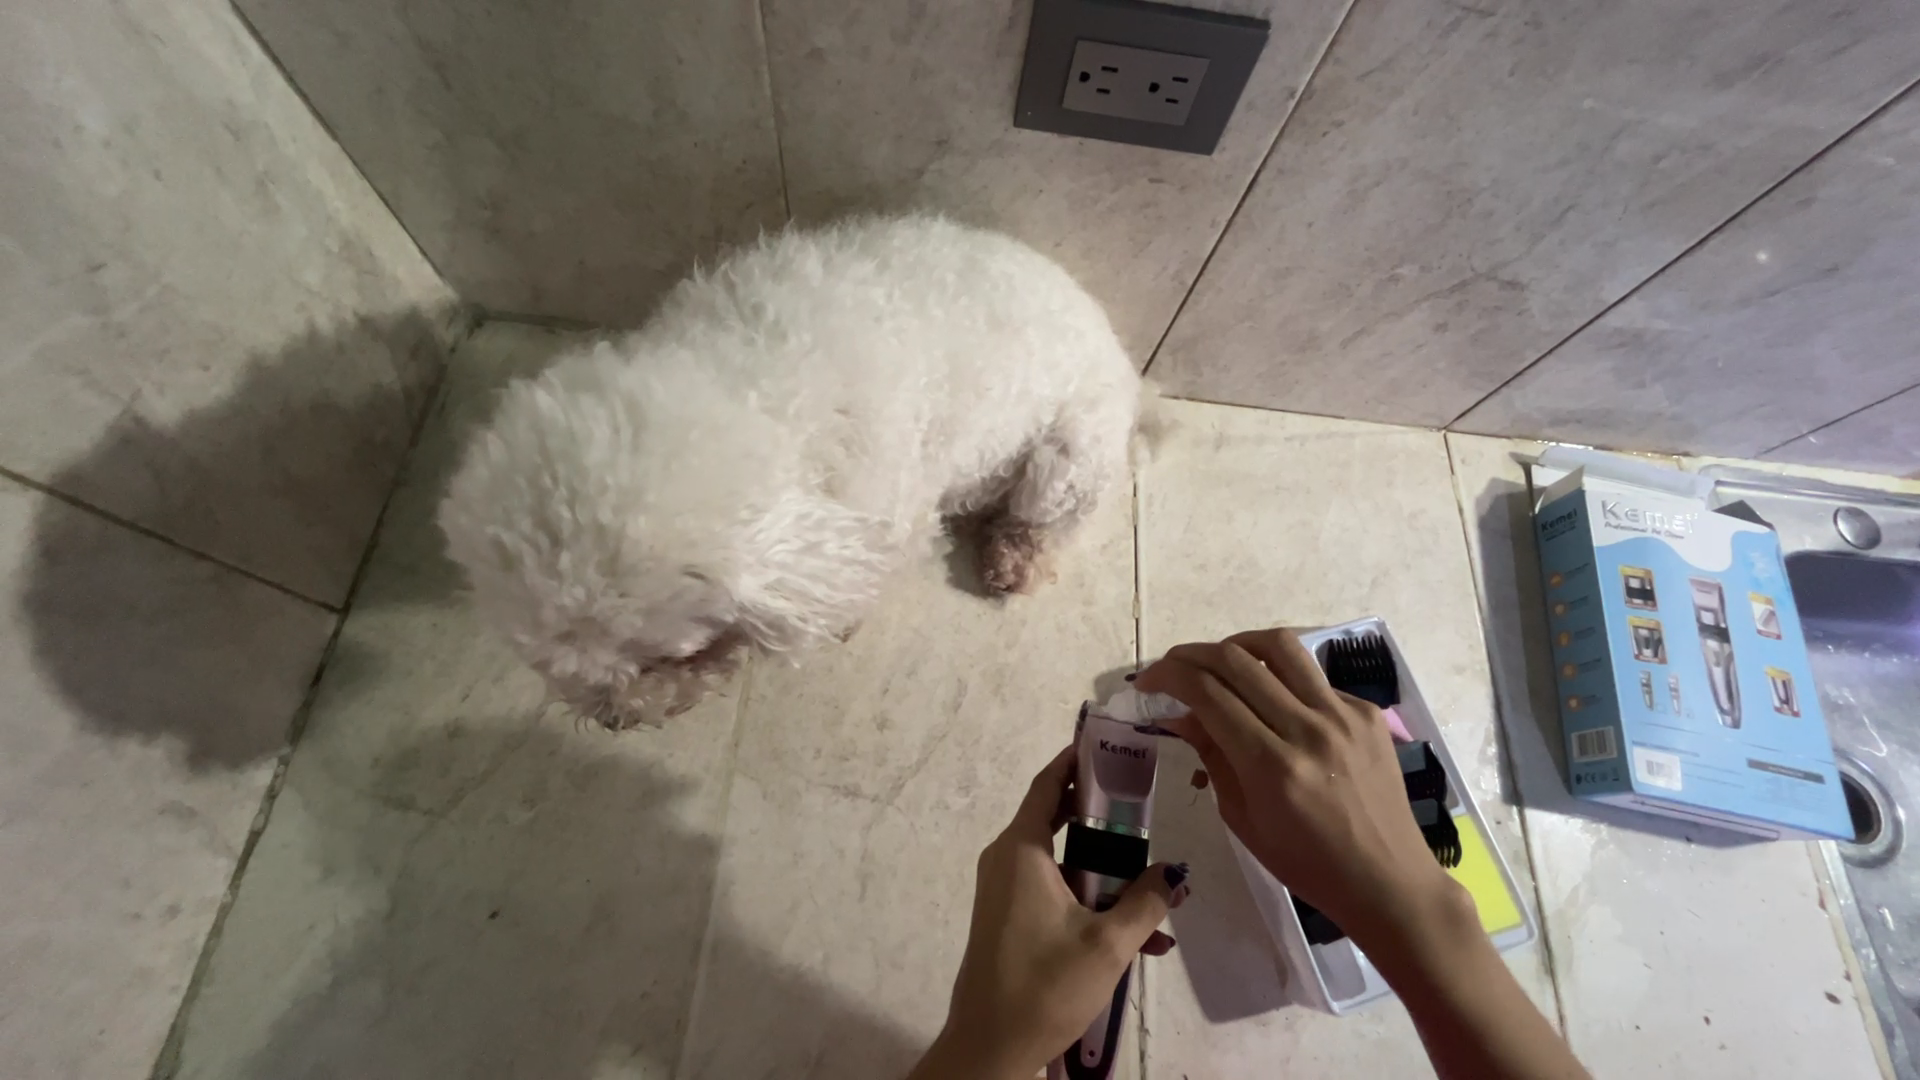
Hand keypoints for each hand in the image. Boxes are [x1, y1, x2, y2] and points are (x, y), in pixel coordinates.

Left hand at [909, 746, 1188, 1079]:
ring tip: (1148, 881)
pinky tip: (1133, 933)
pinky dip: (1085, 896)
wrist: (990, 1046)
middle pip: (1054, 817)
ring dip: (1101, 868)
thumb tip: (1174, 873)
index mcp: (1022, 849)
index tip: (1102, 745)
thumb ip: (1145, 902)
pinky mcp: (1006, 914)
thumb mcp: (1108, 943)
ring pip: (1058, 858)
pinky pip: (1050, 888)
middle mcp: (1006, 857)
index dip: (1073, 762)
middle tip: (1138, 804)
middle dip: (1098, 813)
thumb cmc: (1045, 984)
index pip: (1046, 785)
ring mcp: (1003, 887)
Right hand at [1135, 628, 1461, 945]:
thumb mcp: (1241, 818)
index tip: (1148, 680)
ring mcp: (1343, 715)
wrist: (1389, 882)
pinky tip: (1271, 698)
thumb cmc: (1306, 864)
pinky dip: (1278, 675)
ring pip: (1279, 646)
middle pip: (1236, 660)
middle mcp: (1308, 729)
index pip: (1207, 693)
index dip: (1168, 675)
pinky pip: (1311, 675)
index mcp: (1271, 765)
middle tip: (1171, 666)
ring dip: (1236, 644)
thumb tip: (1179, 714)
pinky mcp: (1366, 712)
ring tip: (1219, 660)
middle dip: (1191, 655)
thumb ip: (1211, 755)